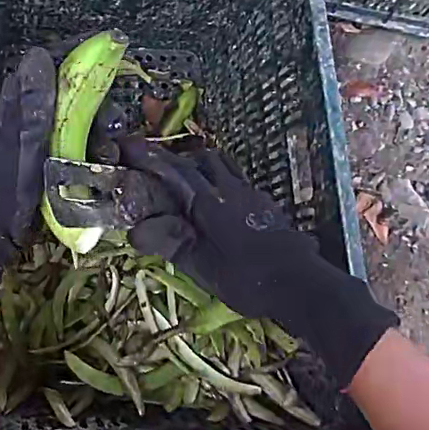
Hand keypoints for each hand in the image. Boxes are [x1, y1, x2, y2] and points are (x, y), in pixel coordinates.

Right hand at [117, 139, 397, 386]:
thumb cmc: (246, 279)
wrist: (301, 284)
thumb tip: (135, 230)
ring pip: (224, 166)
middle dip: (178, 157)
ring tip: (189, 177)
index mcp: (210, 201)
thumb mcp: (201, 267)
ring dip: (203, 165)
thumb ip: (170, 243)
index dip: (149, 156)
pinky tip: (222, 201)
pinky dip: (222, 180)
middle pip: (202, 159)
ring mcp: (252, 194)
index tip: (127, 145)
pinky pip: (238, 180)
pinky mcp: (266, 205)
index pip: (174, 170)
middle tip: (159, 165)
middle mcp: (230, 189)